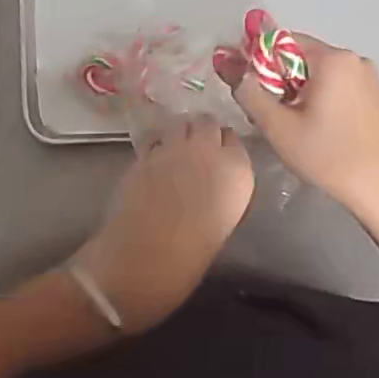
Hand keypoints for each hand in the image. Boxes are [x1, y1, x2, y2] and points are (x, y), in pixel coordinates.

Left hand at [74, 118, 253, 333]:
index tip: (220, 155)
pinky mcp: (142, 155)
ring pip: (179, 123)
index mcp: (237, 171)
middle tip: (197, 145)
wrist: (147, 255)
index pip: (234, 139)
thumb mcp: (225, 219)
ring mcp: (171, 149)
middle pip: (207, 122)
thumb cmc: (194, 251)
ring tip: (175, 146)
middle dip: (203, 130)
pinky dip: (156, 143)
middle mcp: (207, 151)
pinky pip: (153, 139)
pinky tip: (154, 157)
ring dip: (179, 131)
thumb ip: (223, 191)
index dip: (224, 145)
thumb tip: (211, 183)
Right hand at [219, 33, 378, 237]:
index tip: (244, 89)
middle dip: (275, 81)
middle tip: (263, 115)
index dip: (255, 61)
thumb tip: (225, 60)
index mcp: (332, 59)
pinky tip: (314, 131)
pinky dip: (316, 102)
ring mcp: (370, 79)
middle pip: (300, 58)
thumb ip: (248, 91)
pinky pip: (335, 89)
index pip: (282, 41)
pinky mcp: (376, 99)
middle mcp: (354, 60)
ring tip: (287, 127)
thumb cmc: (328, 156)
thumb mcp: (278, 126)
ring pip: (317, 76)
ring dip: (295, 93)